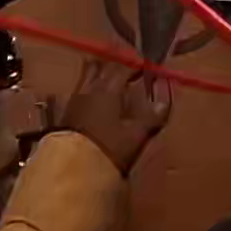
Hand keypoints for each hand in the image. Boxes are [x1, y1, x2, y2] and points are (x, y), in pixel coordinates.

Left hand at [57, 61, 172, 174]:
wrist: (72, 168)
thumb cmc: (107, 149)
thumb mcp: (134, 137)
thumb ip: (150, 119)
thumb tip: (164, 103)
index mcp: (109, 88)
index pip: (123, 67)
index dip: (134, 64)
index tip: (144, 65)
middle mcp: (91, 87)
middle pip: (103, 65)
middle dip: (116, 63)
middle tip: (127, 67)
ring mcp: (77, 97)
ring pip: (88, 73)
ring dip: (100, 71)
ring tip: (109, 77)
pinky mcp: (67, 110)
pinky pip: (79, 87)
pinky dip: (88, 85)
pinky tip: (93, 96)